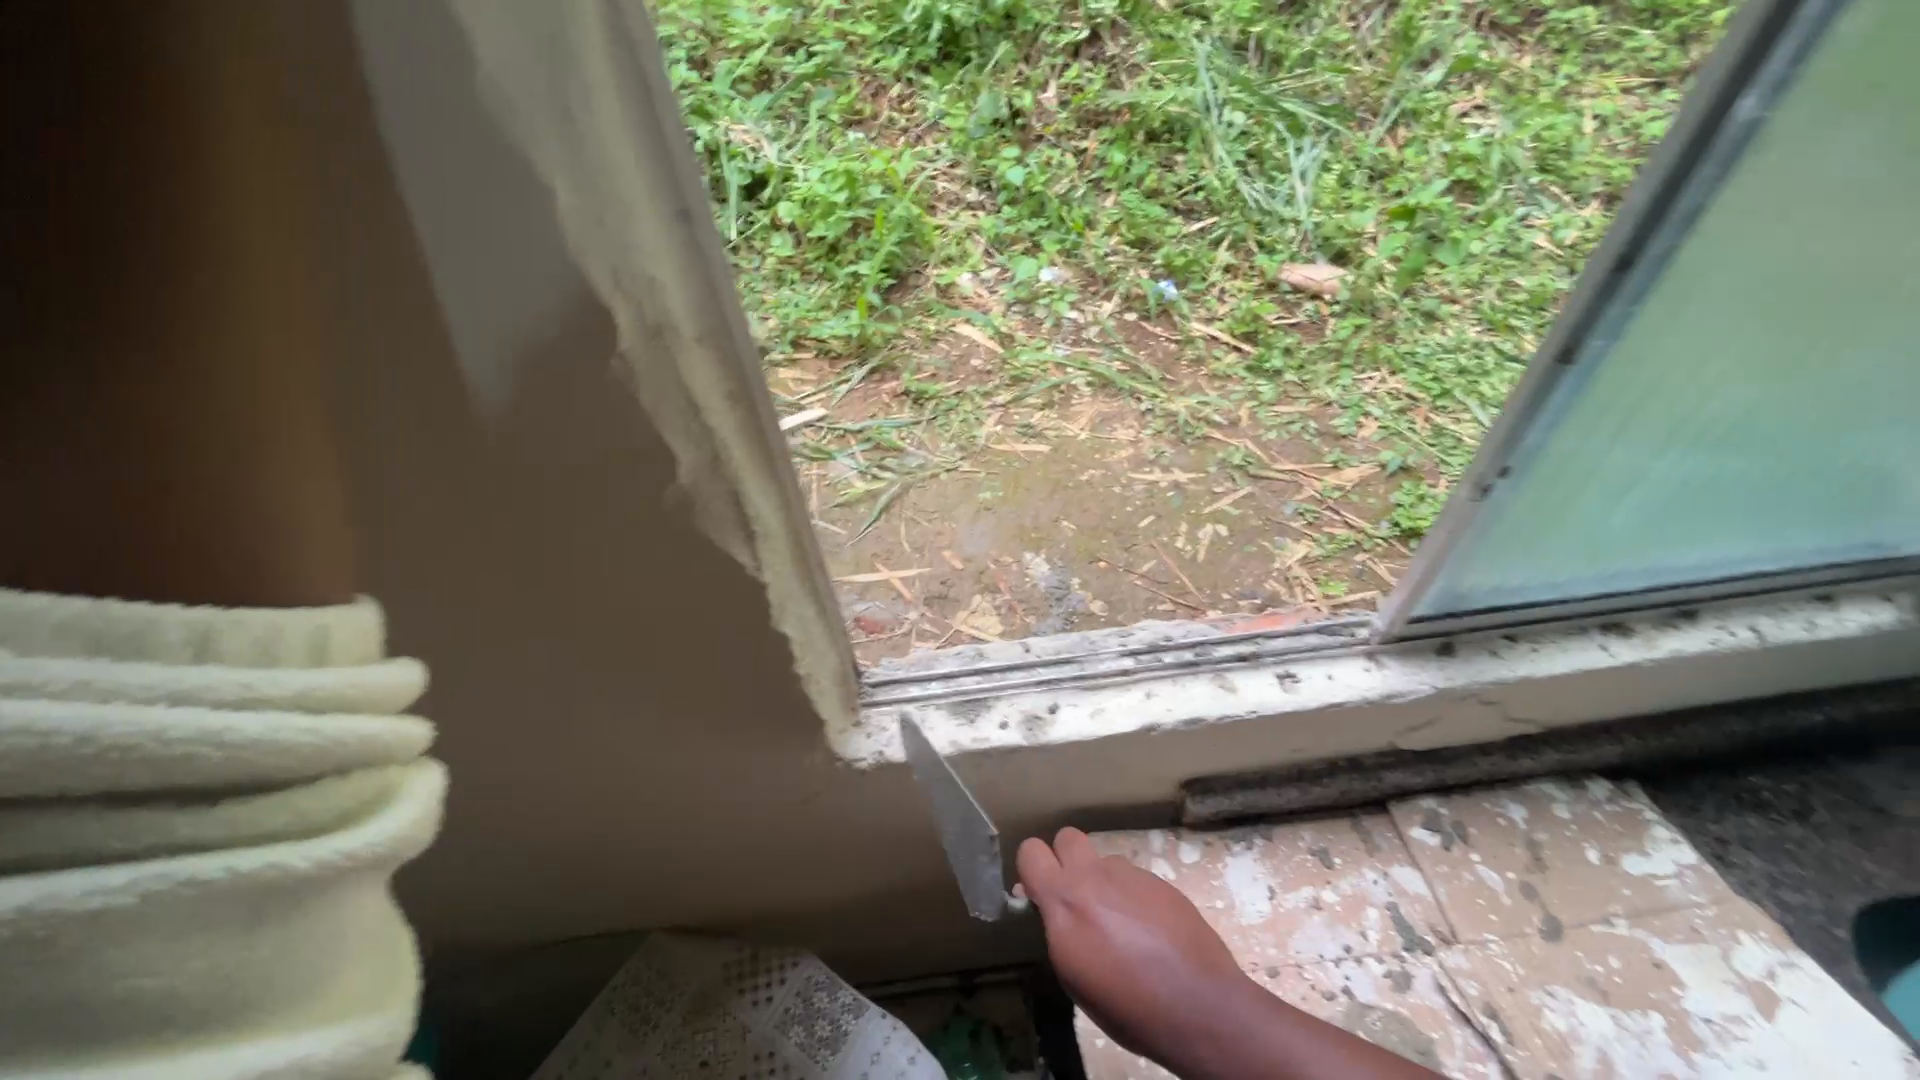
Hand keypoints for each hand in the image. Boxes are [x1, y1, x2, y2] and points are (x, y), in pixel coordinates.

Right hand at [1016, 827, 1254, 1068]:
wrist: (1199, 1006)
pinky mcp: (1162, 883)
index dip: (1031, 869)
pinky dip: (1133, 897)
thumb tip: (1048, 906)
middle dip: (1065, 859)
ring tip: (1119, 924)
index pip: (1030, 851)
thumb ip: (1056, 928)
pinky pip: (1135, 879)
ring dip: (1103, 882)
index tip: (1039, 894)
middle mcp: (1095, 876)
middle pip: (1067, 837)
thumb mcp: (1072, 975)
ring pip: (1104, 861)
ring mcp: (1132, 875)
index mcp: (1065, 900)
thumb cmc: (1126, 1006)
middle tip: (1075, 896)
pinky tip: (1149, 933)